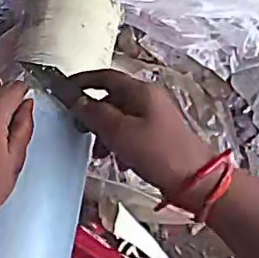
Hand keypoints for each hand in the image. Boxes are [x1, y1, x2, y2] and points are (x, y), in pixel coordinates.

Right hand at [67, 69, 217, 196]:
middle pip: (111, 98)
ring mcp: (155, 116)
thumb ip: (94, 113)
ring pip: (119, 117)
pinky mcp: (158, 134)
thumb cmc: (157, 152)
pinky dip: (118, 141)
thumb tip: (76, 100)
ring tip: (100, 152)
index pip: (105, 76)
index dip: (82, 81)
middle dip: (93, 114)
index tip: (64, 89)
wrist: (195, 181)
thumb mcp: (118, 131)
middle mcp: (148, 98)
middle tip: (80, 128)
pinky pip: (130, 131)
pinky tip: (118, 159)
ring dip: (105, 132)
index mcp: (140, 91)